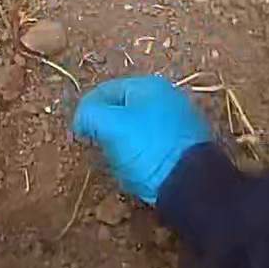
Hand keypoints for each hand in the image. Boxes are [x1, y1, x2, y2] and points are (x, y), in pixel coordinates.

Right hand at [72, 77, 212, 203]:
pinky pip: (150, 146)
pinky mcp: (182, 145)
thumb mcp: (111, 125)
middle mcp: (166, 98)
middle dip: (106, 130)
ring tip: (122, 163)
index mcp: (148, 86)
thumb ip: (90, 114)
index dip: (87, 111)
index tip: (77, 134)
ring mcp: (177, 121)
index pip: (105, 90)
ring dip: (122, 147)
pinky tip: (139, 171)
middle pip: (121, 110)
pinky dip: (140, 157)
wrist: (191, 181)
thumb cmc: (148, 147)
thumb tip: (82, 118)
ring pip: (135, 130)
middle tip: (100, 148)